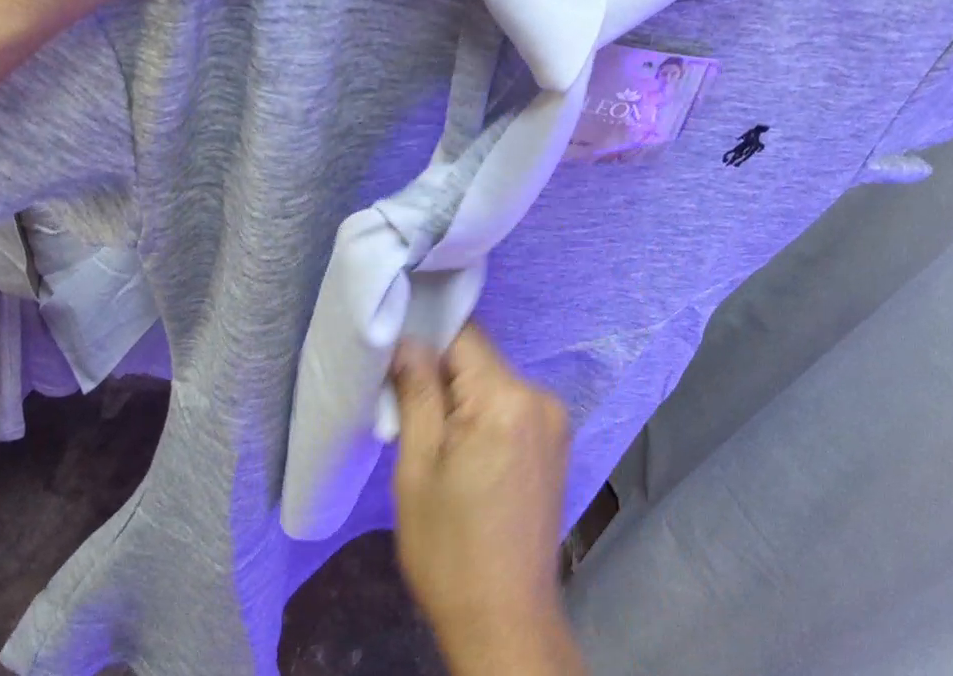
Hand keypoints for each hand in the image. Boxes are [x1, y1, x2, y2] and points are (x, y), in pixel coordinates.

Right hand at [391, 326, 580, 673]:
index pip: (463, 335)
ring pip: (495, 382)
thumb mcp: (417, 469)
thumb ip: (416, 394)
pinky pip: (512, 406)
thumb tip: (408, 341)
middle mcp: (541, 399)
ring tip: (433, 435)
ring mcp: (555, 421)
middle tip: (404, 404)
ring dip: (462, 395)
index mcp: (507, 400)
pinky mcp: (557, 443)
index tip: (395, 359)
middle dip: (442, 373)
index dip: (425, 339)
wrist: (505, 618)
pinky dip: (484, 414)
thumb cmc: (449, 548)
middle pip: (480, 358)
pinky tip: (464, 449)